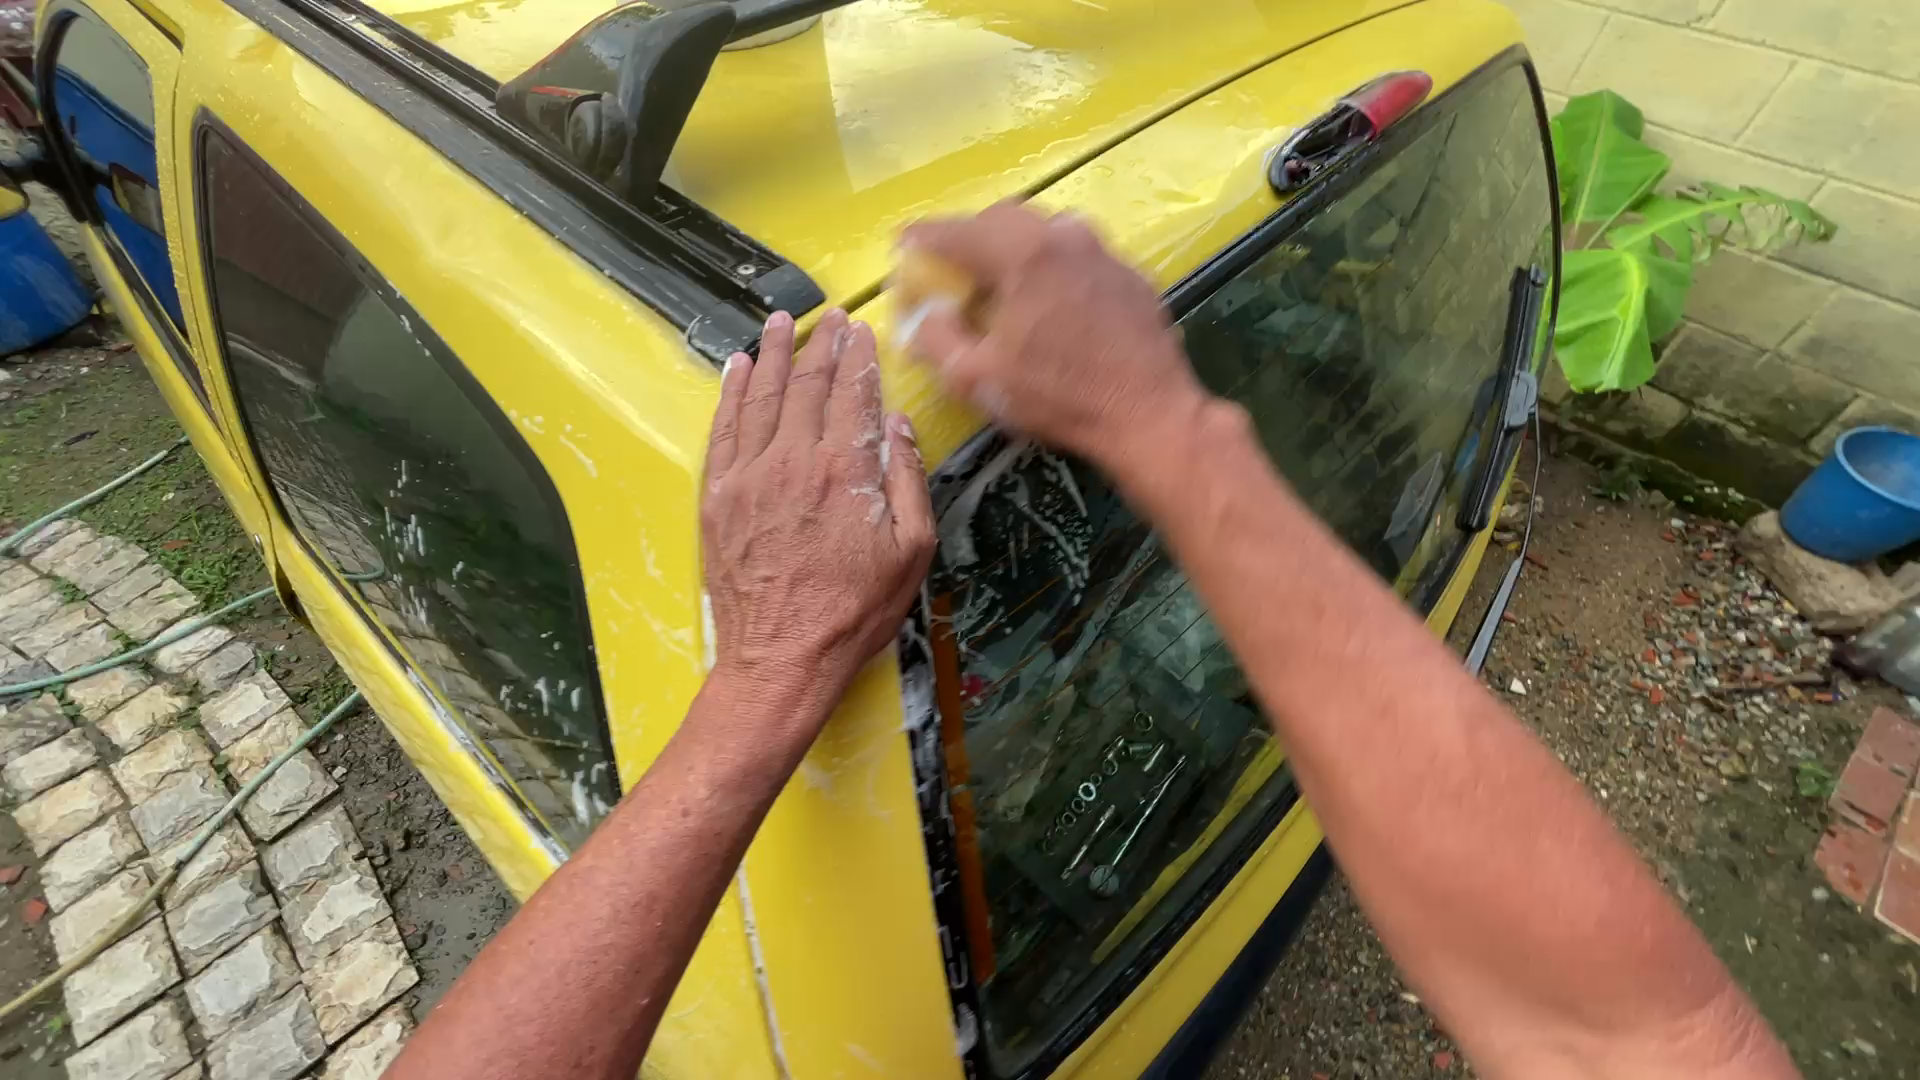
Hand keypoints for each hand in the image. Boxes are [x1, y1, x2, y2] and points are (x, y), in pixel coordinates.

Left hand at [701, 309, 936, 734]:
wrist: (781, 656)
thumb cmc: (856, 609)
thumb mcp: (912, 551)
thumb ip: (907, 479)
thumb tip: (897, 423)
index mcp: (846, 469)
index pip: (853, 394)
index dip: (859, 357)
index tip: (862, 330)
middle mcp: (794, 458)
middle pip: (807, 385)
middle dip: (821, 345)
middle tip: (829, 318)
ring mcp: (749, 474)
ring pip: (761, 396)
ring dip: (773, 354)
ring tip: (782, 322)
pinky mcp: (718, 495)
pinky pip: (724, 429)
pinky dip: (731, 393)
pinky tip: (737, 368)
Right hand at [899, 201, 1210, 468]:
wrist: (1148, 413)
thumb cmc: (1059, 398)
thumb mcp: (980, 379)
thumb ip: (936, 339)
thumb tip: (918, 314)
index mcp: (1022, 254)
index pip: (955, 231)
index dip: (922, 240)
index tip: (903, 248)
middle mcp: (1064, 235)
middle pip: (1001, 218)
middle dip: (968, 239)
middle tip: (952, 271)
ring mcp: (1102, 249)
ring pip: (1043, 230)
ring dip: (1012, 248)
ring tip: (1001, 284)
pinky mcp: (1128, 272)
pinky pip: (1076, 253)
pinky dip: (1050, 265)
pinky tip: (1051, 302)